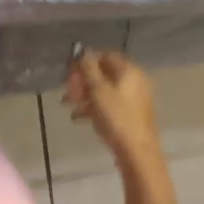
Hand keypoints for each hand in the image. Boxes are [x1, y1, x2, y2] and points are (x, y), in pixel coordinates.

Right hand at [63, 49, 162, 171]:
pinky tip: (78, 118)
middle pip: (104, 74)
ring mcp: (134, 98)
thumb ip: (88, 68)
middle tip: (67, 91)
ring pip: (105, 90)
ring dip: (85, 95)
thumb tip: (83, 51)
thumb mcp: (98, 90)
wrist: (137, 152)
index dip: (85, 61)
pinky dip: (94, 107)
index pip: (105, 55)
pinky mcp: (131, 114)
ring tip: (68, 105)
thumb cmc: (116, 117)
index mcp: (129, 70)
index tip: (69, 71)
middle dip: (82, 81)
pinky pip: (110, 104)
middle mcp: (134, 80)